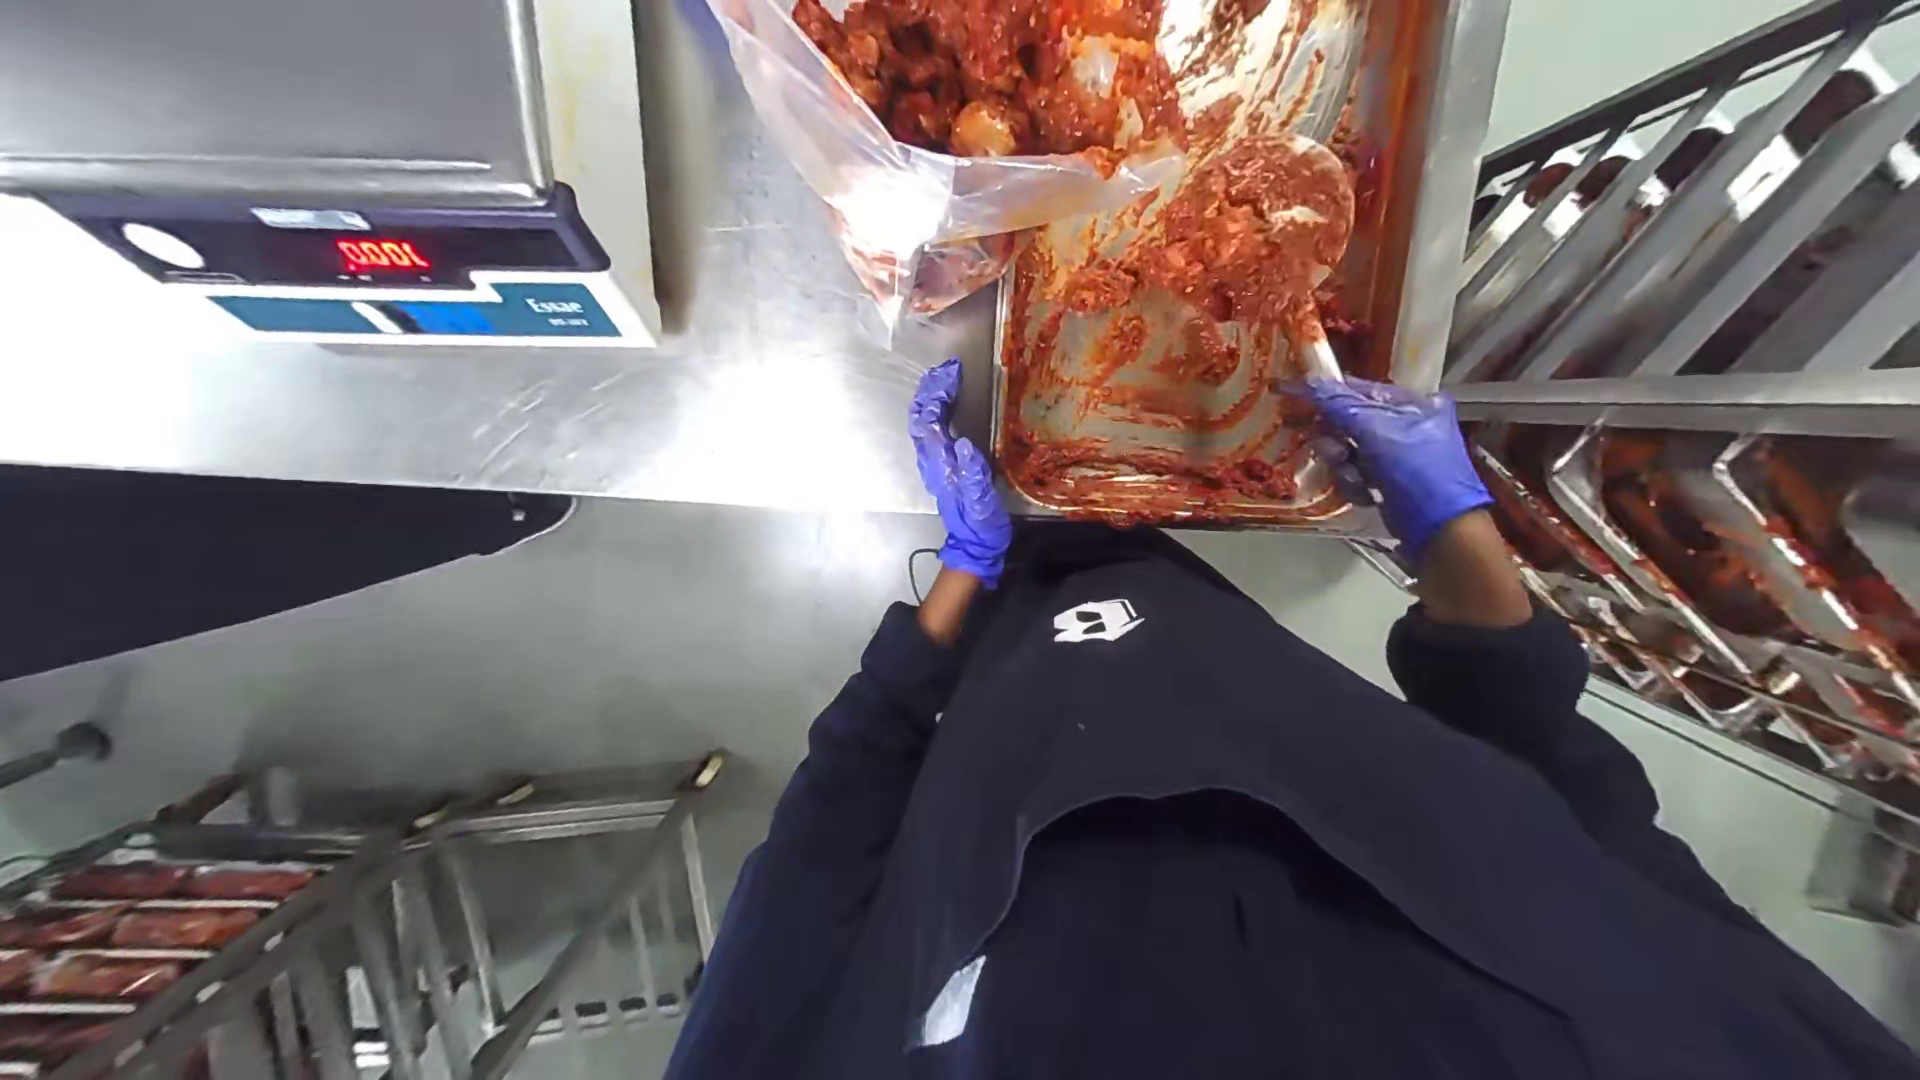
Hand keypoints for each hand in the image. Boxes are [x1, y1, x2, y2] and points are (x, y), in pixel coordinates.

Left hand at [910, 359, 1012, 587]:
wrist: (974, 541)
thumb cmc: (980, 521)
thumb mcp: (981, 500)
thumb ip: (973, 474)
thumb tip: (965, 445)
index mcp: (940, 463)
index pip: (930, 419)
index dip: (938, 392)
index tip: (953, 372)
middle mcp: (931, 459)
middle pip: (921, 416)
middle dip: (931, 389)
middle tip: (947, 368)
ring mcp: (934, 461)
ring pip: (923, 421)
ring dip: (931, 397)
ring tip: (945, 378)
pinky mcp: (941, 464)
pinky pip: (931, 429)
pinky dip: (937, 409)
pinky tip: (948, 403)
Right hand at [1294, 376, 1492, 564]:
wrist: (1441, 530)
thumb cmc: (1418, 474)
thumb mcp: (1378, 432)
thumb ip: (1341, 406)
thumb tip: (1308, 382)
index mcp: (1412, 404)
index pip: (1356, 389)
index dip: (1321, 393)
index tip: (1285, 392)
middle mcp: (1404, 424)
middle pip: (1345, 421)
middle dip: (1336, 441)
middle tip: (1335, 454)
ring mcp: (1394, 454)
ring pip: (1344, 450)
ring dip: (1343, 467)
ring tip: (1359, 481)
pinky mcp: (1385, 479)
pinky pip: (1351, 472)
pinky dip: (1352, 483)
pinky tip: (1367, 493)